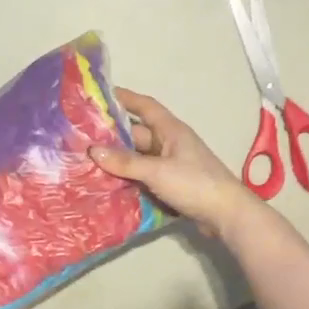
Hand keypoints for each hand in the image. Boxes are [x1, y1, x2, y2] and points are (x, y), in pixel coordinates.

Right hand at [90, 88, 263, 237]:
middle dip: (112, 134)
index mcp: (171, 130)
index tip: (101, 95)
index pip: (145, 106)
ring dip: (117, 159)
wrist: (225, 214)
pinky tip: (107, 183)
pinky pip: (142, 176)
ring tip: (88, 160)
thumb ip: (125, 162)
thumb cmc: (194, 183)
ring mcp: (170, 165)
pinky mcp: (170, 184)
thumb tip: (93, 151)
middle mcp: (169, 143)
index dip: (125, 98)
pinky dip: (127, 177)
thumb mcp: (157, 171)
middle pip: (137, 134)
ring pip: (138, 157)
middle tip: (83, 135)